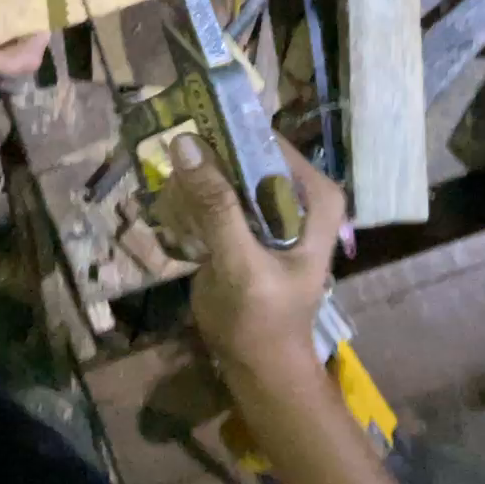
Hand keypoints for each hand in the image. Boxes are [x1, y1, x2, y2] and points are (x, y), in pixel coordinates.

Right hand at [158, 133, 345, 374]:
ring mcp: (263, 206)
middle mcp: (291, 193)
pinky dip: (187, 196)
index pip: (269, 141)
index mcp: (313, 197)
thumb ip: (216, 206)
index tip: (188, 118)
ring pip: (218, 167)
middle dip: (203, 156)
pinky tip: (174, 214)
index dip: (230, 127)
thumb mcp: (241, 263)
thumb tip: (185, 143)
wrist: (256, 365)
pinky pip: (207, 189)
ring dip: (190, 180)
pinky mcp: (238, 220)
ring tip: (175, 202)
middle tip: (172, 164)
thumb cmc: (262, 318)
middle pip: (240, 150)